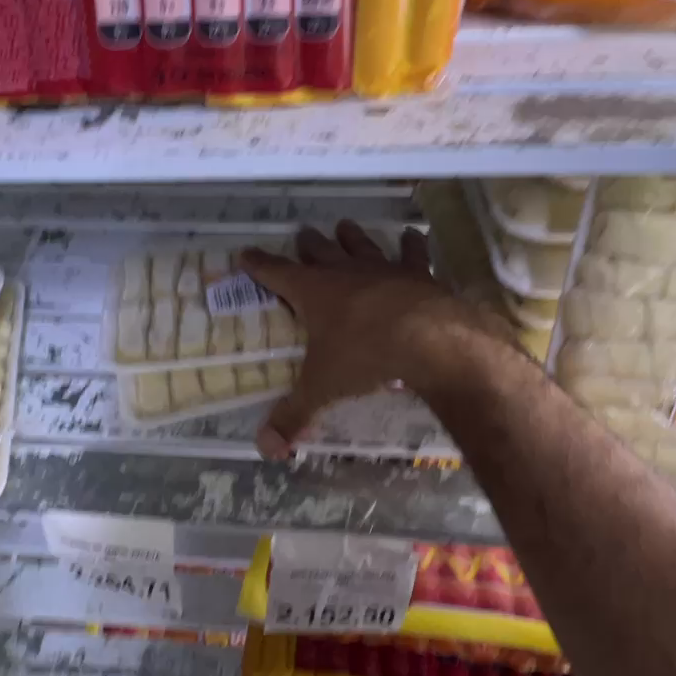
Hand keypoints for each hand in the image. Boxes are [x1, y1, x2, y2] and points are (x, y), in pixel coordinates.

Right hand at [240, 220, 514, 459]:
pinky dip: (412, 245)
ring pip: (362, 245)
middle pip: (320, 251)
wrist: (430, 340)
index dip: (259, 264)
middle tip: (302, 234)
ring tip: (345, 226)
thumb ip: (294, 416)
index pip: (276, 273)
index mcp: (313, 292)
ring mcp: (384, 269)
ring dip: (352, 237)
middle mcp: (345, 272)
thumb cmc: (365, 357)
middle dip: (308, 244)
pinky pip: (413, 254)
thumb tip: (265, 450)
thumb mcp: (323, 388)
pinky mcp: (418, 275)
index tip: (245, 253)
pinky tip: (414, 235)